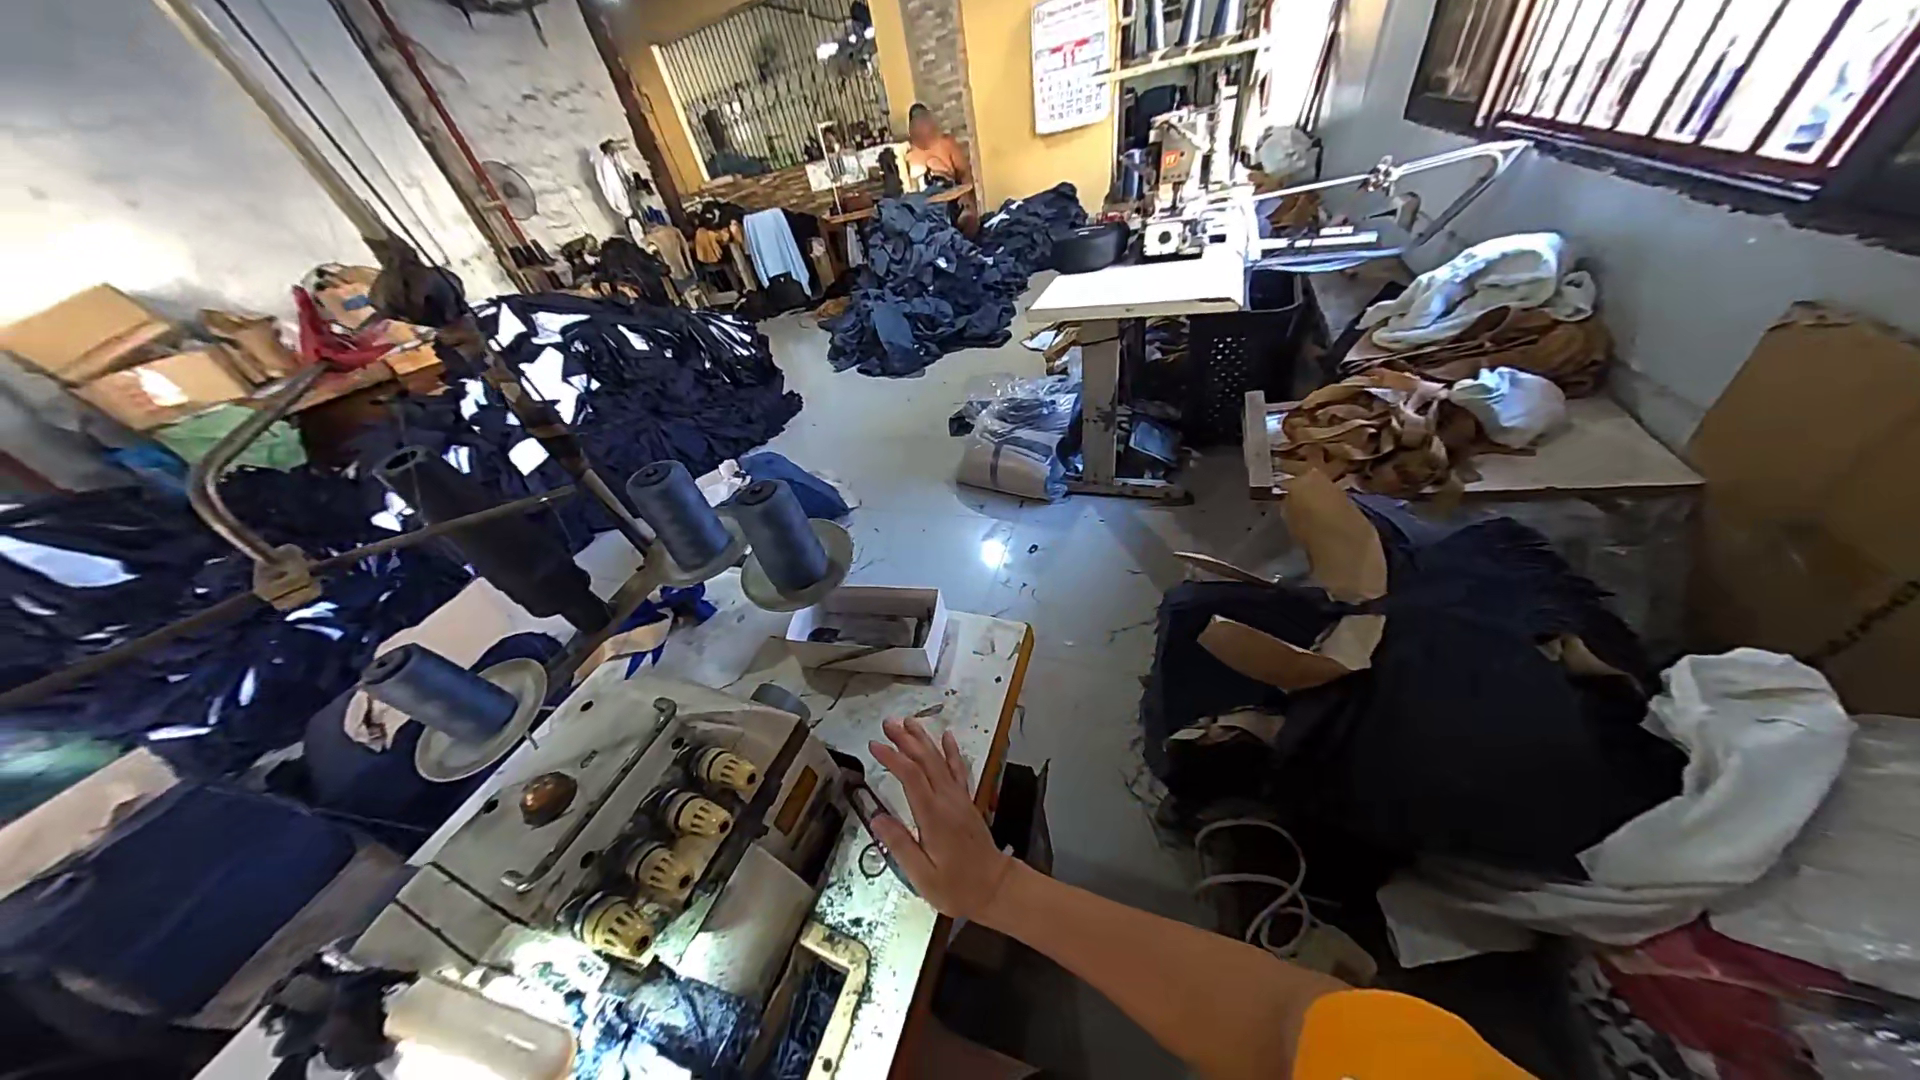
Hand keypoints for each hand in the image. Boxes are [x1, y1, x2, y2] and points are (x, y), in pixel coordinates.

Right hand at [868, 717, 1014, 921]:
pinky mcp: (966, 801)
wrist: (995, 887)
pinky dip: (951, 750)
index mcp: (933, 816)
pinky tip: (947, 736)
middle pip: (925, 760)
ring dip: (924, 739)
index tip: (874, 745)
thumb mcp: (922, 875)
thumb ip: (899, 844)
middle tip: (887, 723)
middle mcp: (947, 799)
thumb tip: (877, 818)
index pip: (910, 776)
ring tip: (909, 721)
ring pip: (940, 760)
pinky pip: (959, 769)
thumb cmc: (956, 886)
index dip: (892, 757)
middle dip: (905, 739)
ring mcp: (959, 798)